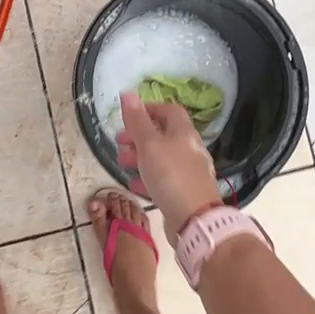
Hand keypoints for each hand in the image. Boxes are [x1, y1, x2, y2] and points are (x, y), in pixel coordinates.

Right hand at [116, 92, 221, 239]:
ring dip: (141, 156)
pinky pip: (164, 179)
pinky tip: (133, 183)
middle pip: (164, 134)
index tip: (129, 116)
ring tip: (121, 162)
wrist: (195, 220)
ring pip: (162, 157)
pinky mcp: (185, 192)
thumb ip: (137, 120)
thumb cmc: (170, 175)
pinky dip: (148, 177)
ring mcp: (189, 172)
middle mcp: (189, 149)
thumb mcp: (149, 145)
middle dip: (139, 135)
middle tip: (119, 141)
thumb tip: (127, 92)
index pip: (169, 110)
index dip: (149, 109)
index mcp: (184, 132)